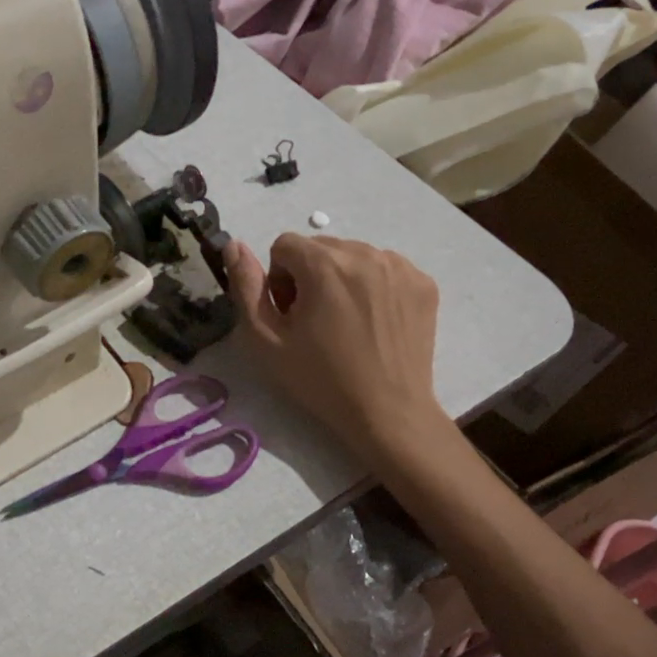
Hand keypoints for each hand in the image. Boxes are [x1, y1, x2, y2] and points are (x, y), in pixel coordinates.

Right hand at [223, 234, 443, 458]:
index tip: (288, 315)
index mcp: (325, 264)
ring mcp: (400, 267)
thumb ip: (246, 286)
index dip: (277, 280)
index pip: (284, 245)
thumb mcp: (266, 340)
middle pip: (320, 247)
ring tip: (345, 324)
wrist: (387, 412)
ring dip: (341, 280)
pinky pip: (385, 269)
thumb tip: (234, 244)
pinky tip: (372, 323)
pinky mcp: (422, 283)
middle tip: (314, 322)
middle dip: (309, 276)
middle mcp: (366, 253)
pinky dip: (372, 287)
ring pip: (353, 256)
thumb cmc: (320, 380)